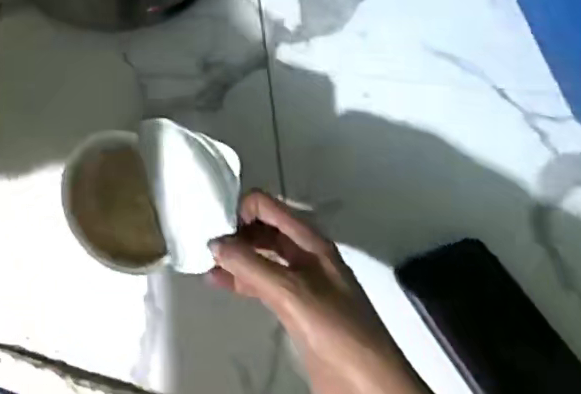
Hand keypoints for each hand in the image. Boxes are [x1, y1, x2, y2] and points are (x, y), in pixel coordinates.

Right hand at [208, 192, 429, 393]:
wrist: (375, 392)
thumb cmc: (338, 332)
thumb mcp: (292, 294)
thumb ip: (251, 266)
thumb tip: (214, 242)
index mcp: (310, 241)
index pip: (266, 205)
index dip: (239, 210)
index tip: (215, 228)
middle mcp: (305, 255)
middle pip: (263, 228)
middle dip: (235, 232)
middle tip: (205, 246)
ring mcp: (303, 283)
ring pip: (262, 257)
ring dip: (236, 257)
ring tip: (206, 264)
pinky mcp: (299, 310)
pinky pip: (264, 283)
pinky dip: (242, 281)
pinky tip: (221, 284)